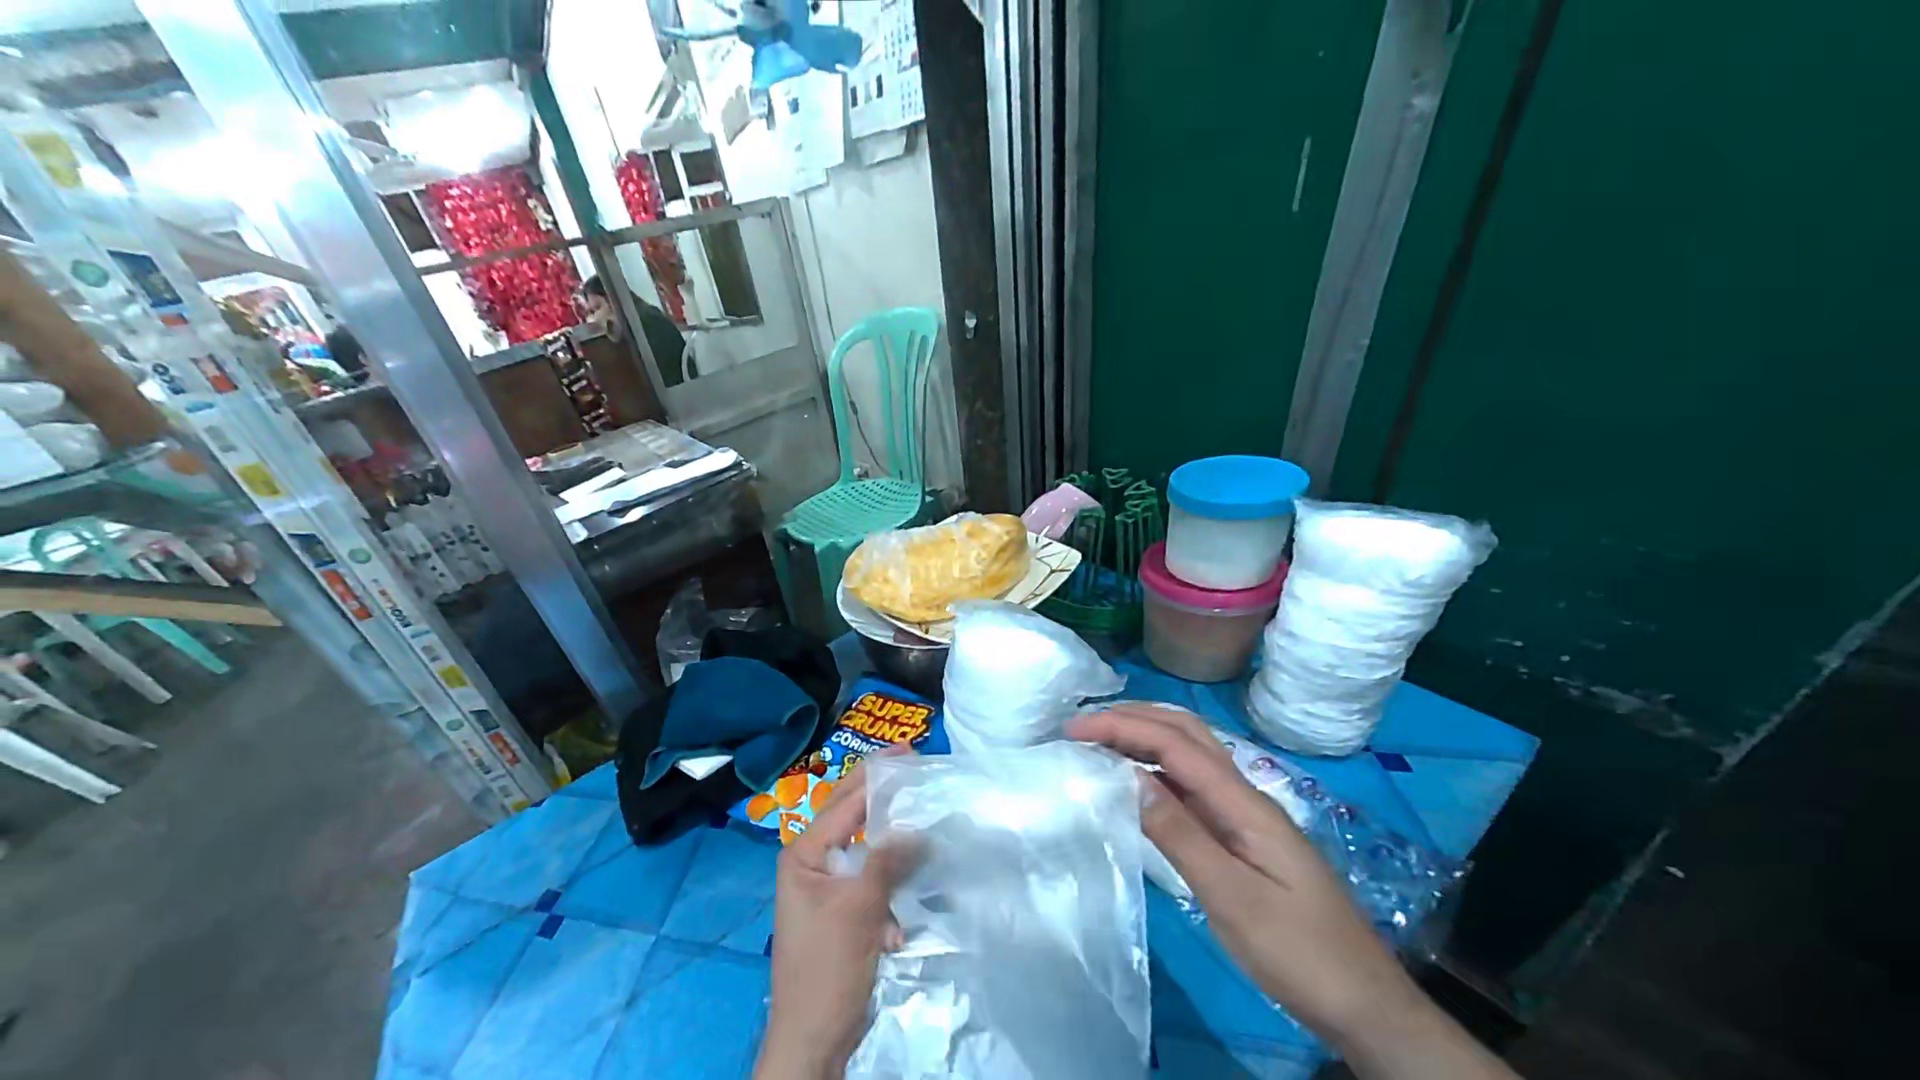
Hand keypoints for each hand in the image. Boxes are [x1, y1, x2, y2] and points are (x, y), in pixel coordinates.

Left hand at [754, 766, 917, 1079]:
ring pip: (865, 849)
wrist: (813, 1039)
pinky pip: (872, 879)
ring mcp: (826, 887)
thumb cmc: (827, 968)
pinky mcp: (842, 910)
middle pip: (850, 817)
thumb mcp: (859, 910)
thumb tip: (919, 826)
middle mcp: (811, 862)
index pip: (844, 803)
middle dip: (880, 794)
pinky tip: (905, 899)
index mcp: (804, 854)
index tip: (908, 753)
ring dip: (891, 842)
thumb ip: (888, 861)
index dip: (875, 775)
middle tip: (913, 764)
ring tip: (922, 818)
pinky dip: (890, 882)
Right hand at [1067, 704, 1517, 1079]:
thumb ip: (1179, 832)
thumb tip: (1128, 774)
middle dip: (1132, 718)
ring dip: (1145, 736)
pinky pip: (1192, 785)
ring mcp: (1245, 814)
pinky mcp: (1241, 836)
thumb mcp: (1231, 896)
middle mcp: (1245, 795)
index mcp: (1243, 802)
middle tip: (1081, 726)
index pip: (1174, 744)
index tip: (1073, 731)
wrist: (1364, 1003)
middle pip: (1186, 732)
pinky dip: (1157, 769)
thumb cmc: (1297, 952)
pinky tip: (1136, 784)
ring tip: (1099, 742)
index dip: (1122, 727)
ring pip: (1190, 754)